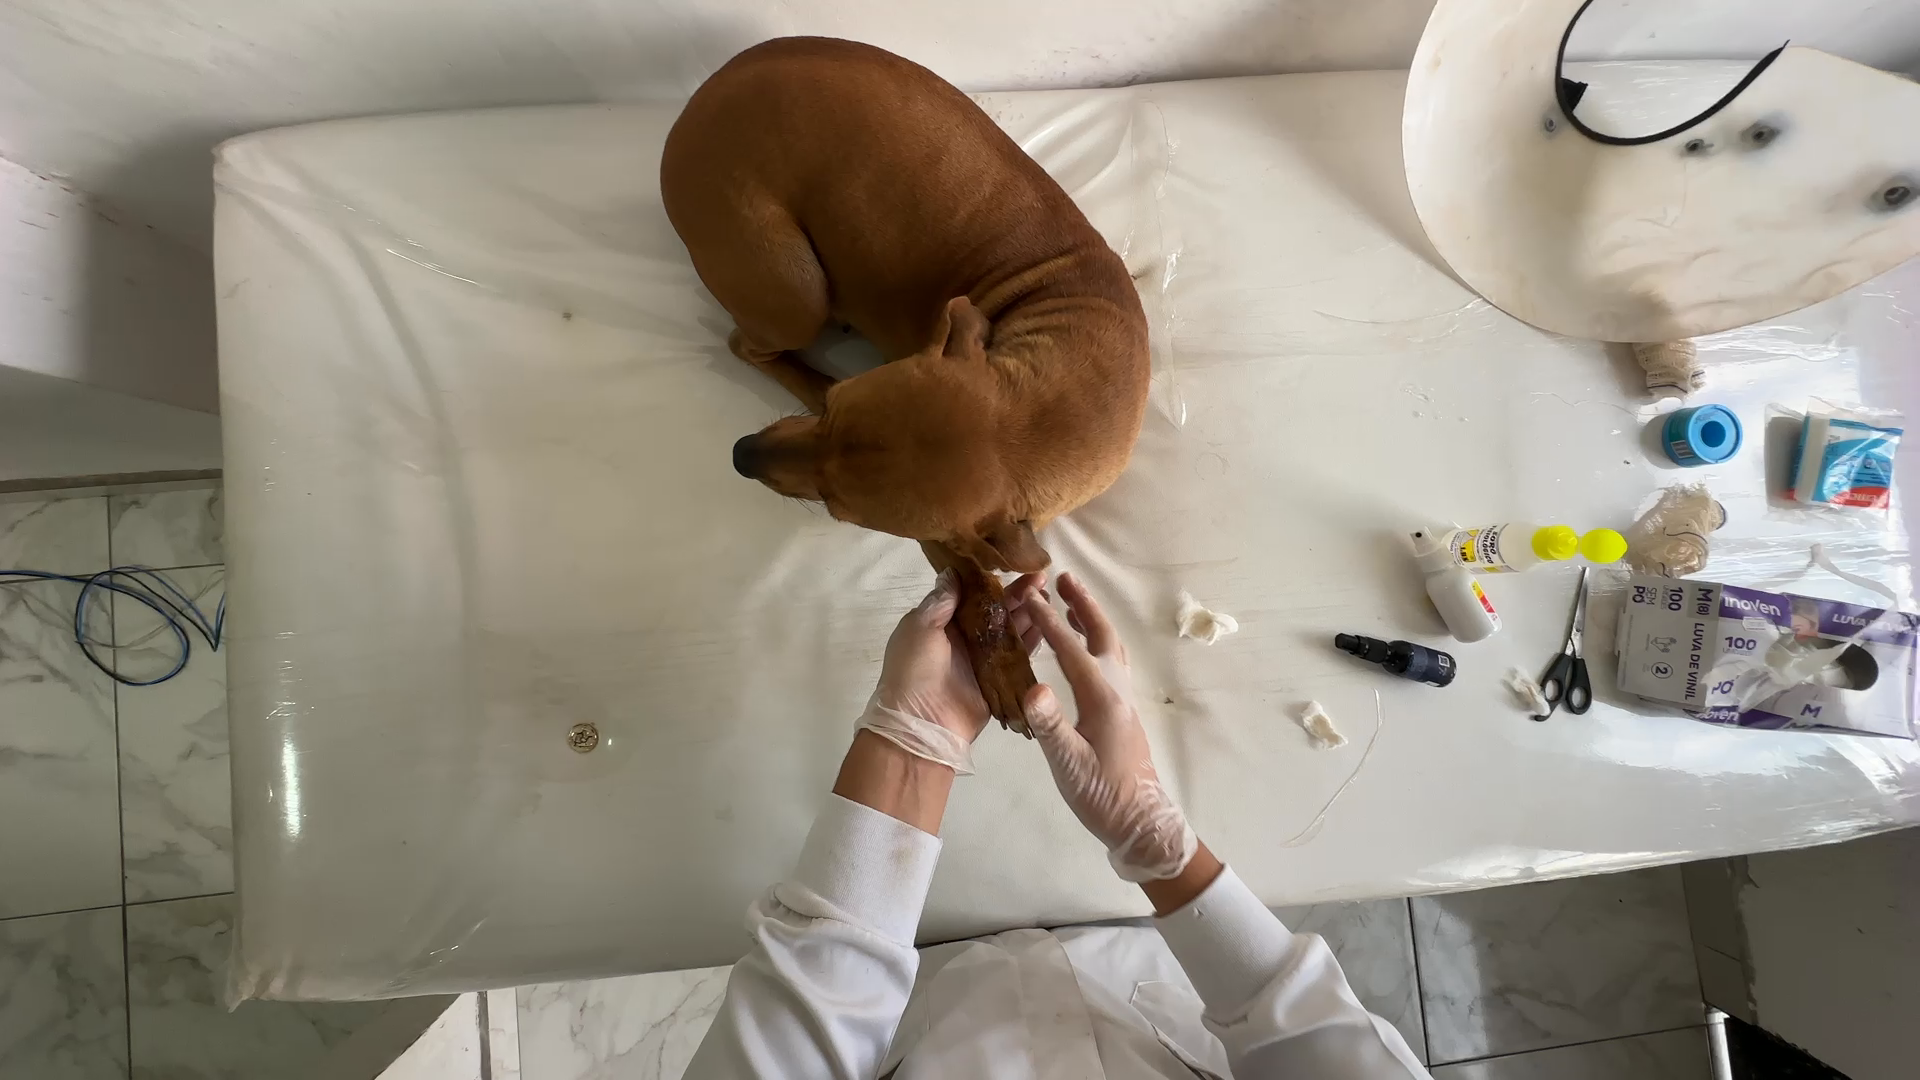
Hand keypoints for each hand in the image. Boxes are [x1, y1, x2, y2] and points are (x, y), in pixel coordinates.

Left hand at [857, 569, 1044, 772]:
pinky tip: (1048, 625)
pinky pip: (1017, 656)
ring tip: (1048, 597)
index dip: (992, 580)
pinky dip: (1031, 641)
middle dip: (1018, 595)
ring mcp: (982, 659)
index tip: (1013, 564)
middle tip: (1041, 578)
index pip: (972, 594)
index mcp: (942, 622)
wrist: (921, 723)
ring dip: (1028, 614)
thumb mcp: (919, 628)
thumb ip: (940, 601)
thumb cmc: (914, 670)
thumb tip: (953, 572)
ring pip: (1010, 630)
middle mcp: (964, 638)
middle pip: (996, 611)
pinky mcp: (998, 679)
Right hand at [1018, 573, 1197, 881]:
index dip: (1048, 622)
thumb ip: (1051, 726)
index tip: (1027, 595)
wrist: (1142, 823)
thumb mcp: (1070, 766)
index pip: (1071, 651)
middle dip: (1083, 605)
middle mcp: (1116, 691)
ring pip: (1109, 647)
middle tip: (1063, 578)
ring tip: (1072, 601)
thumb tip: (1031, 686)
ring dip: (1091, 620)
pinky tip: (1083, 648)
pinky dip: (1095, 641)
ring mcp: (1122, 699)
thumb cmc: (1103, 795)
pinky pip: (1109, 661)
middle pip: (1101, 636)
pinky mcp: (1120, 710)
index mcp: (1103, 699)